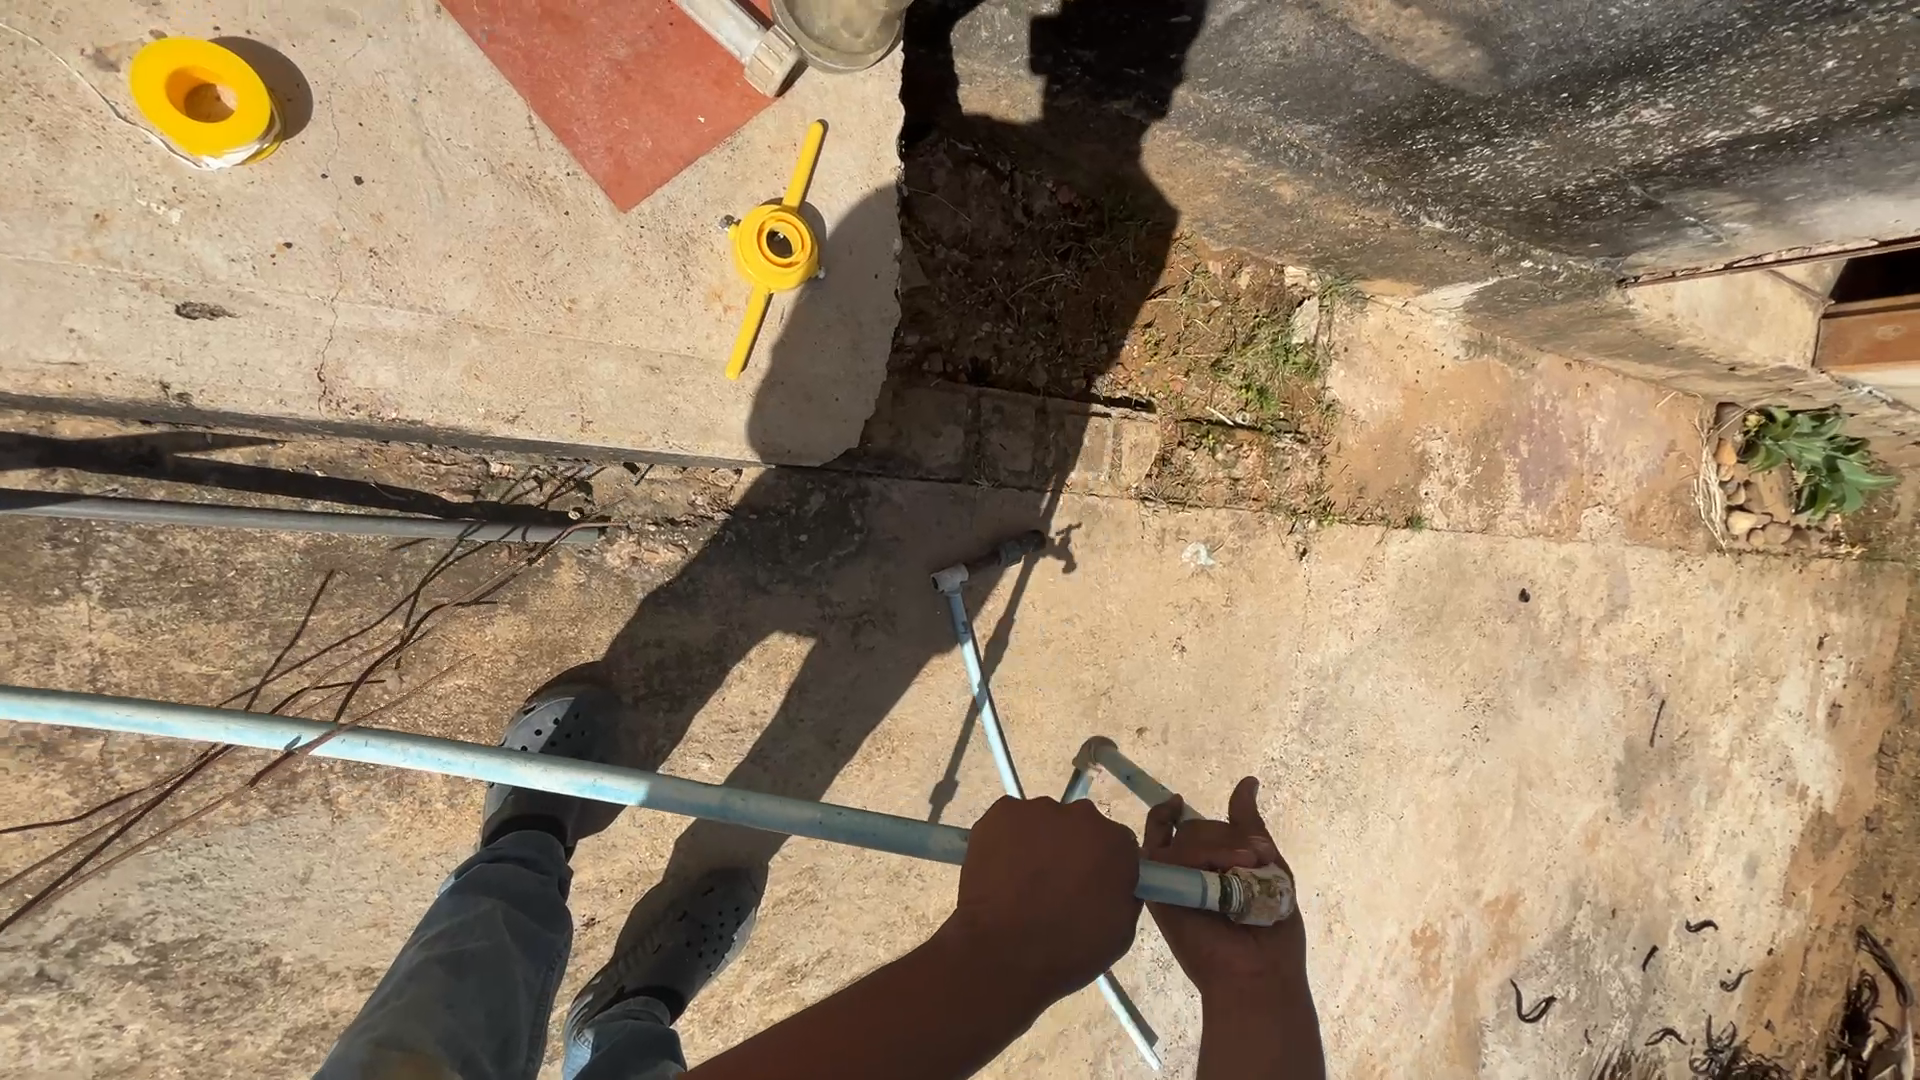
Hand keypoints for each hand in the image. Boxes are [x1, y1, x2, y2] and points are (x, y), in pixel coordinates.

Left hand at [941, 795, 1141, 1006]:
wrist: (1002, 951)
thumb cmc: (1067, 950)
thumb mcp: (1119, 931)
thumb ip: (1122, 891)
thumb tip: (1114, 880)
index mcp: (1115, 843)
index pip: (1117, 845)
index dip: (1104, 867)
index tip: (1092, 887)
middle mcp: (1081, 815)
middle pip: (1080, 826)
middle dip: (1072, 849)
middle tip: (1056, 886)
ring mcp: (1038, 809)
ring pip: (1043, 822)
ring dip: (1038, 844)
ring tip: (1022, 883)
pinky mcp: (1001, 811)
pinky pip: (1010, 821)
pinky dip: (1006, 839)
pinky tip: (1000, 871)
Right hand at [1145, 777, 1307, 1006]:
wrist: (1259, 970)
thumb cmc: (1271, 928)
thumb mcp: (1269, 867)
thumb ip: (1249, 825)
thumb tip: (1248, 781)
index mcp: (1213, 867)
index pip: (1203, 828)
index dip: (1215, 823)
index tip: (1241, 827)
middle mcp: (1189, 870)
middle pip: (1195, 827)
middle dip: (1226, 839)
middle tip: (1251, 864)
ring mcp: (1171, 877)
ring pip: (1183, 835)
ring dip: (1213, 847)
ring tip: (1236, 874)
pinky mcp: (1156, 887)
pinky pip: (1156, 848)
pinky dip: (1170, 835)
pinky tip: (1175, 820)